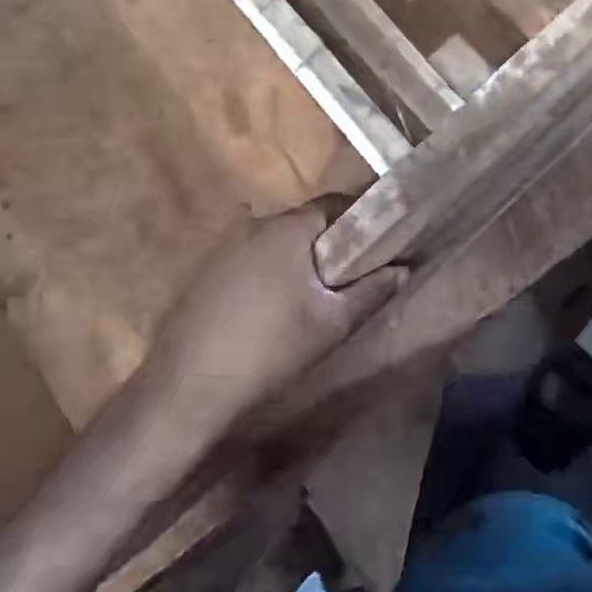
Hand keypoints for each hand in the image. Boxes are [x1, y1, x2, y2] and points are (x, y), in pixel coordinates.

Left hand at [141, 204, 407, 409]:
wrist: (189, 387)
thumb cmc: (272, 348)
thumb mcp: (333, 323)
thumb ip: (372, 291)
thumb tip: (403, 269)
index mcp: (287, 230)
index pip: (334, 204)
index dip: (360, 218)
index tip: (379, 240)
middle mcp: (252, 227)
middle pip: (303, 223)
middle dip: (330, 242)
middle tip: (352, 272)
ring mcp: (221, 249)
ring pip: (274, 243)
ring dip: (297, 259)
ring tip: (315, 293)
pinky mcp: (202, 274)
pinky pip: (249, 261)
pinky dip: (269, 273)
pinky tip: (273, 307)